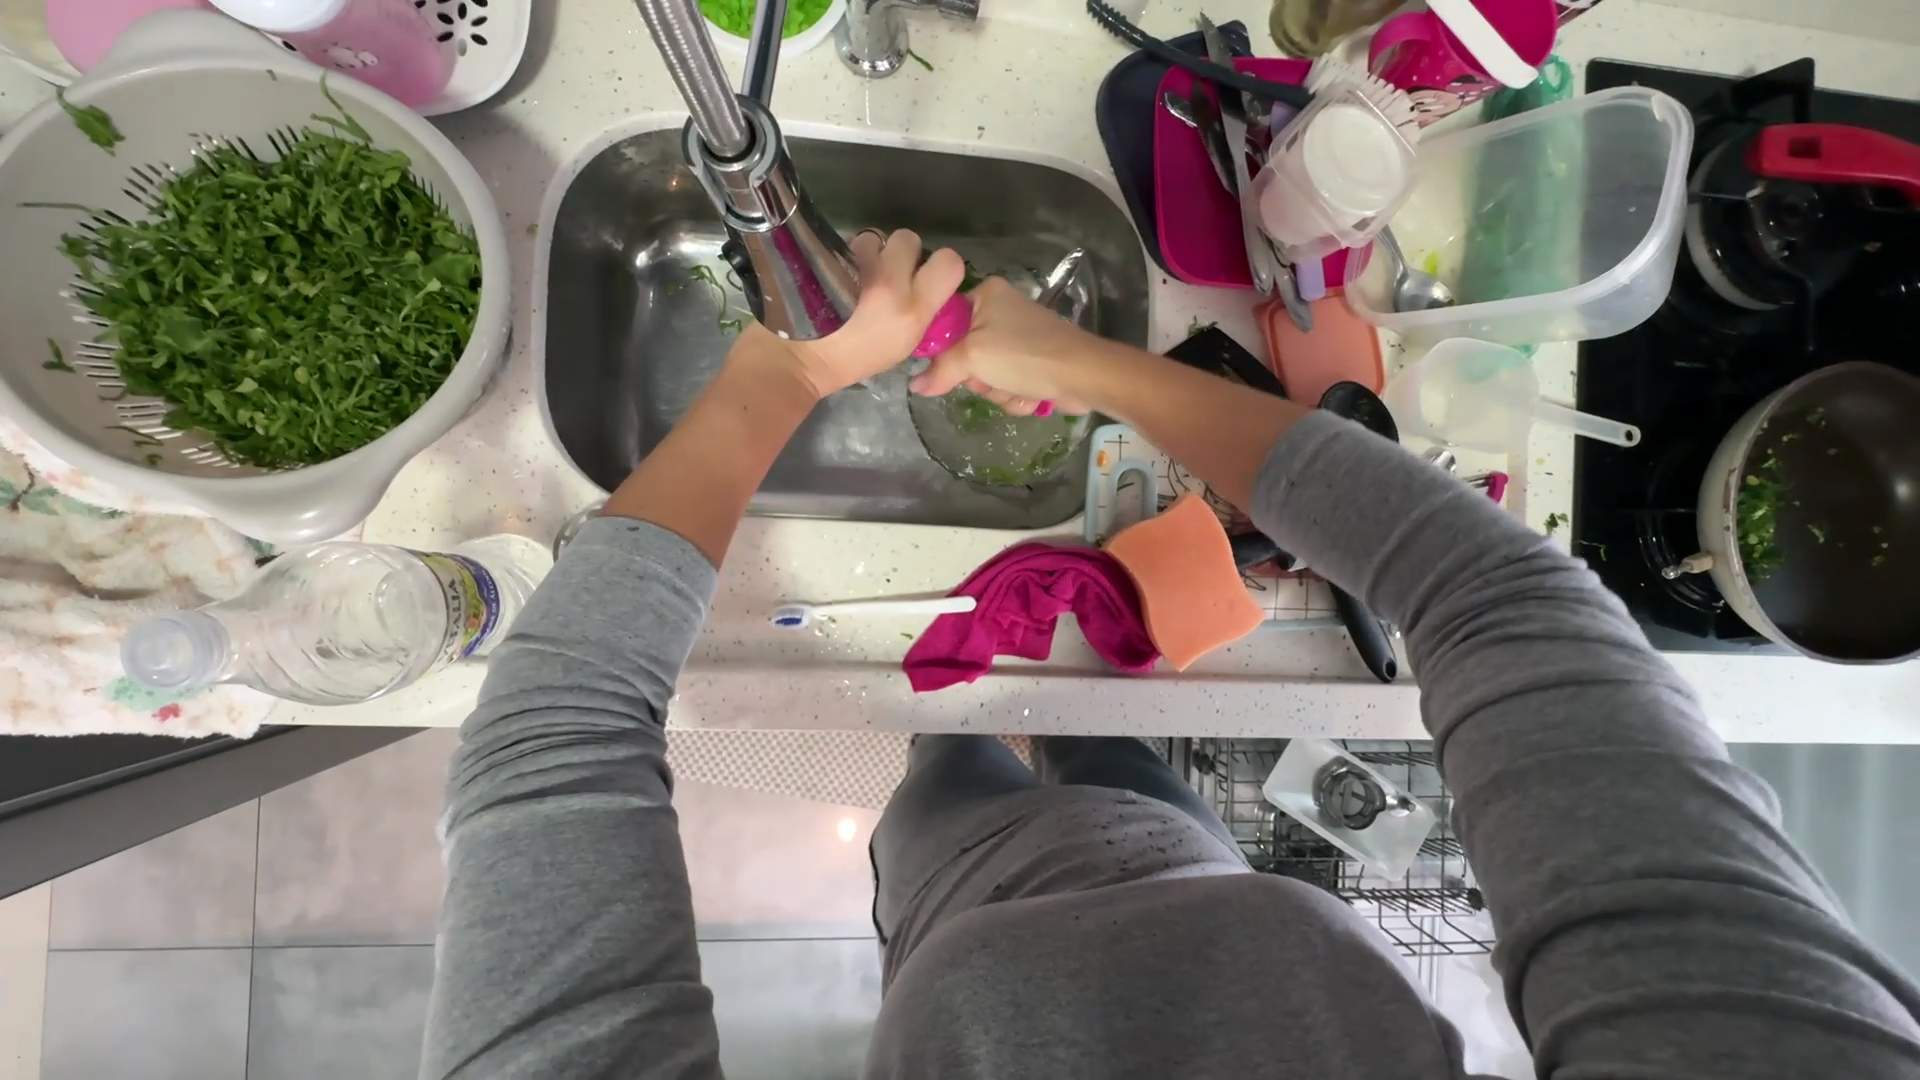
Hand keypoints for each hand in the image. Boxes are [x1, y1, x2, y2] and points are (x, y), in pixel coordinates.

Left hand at [736, 229, 965, 399]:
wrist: (800, 359)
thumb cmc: (852, 360)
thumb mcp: (900, 345)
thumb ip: (918, 312)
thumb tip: (923, 285)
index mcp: (913, 312)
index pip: (949, 263)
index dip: (939, 264)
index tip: (923, 275)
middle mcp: (890, 282)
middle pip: (909, 239)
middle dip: (898, 253)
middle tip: (882, 274)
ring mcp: (857, 265)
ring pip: (874, 239)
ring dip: (867, 253)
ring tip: (852, 278)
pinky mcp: (829, 255)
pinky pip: (846, 243)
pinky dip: (842, 255)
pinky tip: (832, 276)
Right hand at [906, 277, 1110, 415]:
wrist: (1081, 375)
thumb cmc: (1023, 355)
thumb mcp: (973, 357)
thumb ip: (940, 371)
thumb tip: (914, 387)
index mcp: (985, 295)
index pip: (945, 322)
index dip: (943, 350)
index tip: (947, 367)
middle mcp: (1001, 313)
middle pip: (965, 356)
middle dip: (979, 378)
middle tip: (990, 377)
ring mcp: (1019, 341)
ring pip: (988, 378)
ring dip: (999, 392)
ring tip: (1017, 387)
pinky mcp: (1033, 365)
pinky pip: (1008, 387)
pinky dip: (1018, 397)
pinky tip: (1032, 395)